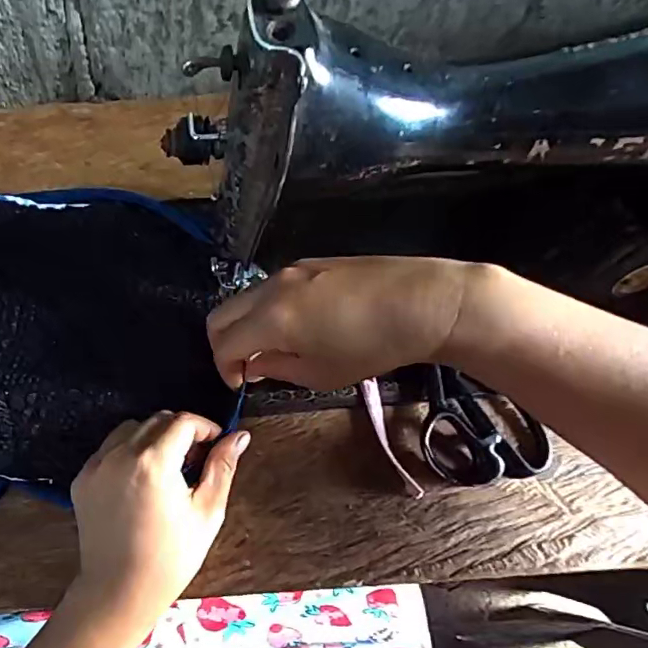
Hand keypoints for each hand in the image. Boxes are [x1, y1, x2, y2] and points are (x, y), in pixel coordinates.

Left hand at [68, 412, 250, 617]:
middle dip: (180, 432)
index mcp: (153, 462)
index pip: (183, 422)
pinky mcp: (82, 479)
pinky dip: (127, 453)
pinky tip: (141, 481)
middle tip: (195, 460)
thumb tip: (240, 437)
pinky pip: (108, 450)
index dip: (205, 427)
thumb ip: (222, 467)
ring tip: (168, 470)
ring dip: (152, 438)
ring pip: (129, 429)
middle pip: (156, 420)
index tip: (215, 443)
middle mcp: (119, 456)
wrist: (118, 590)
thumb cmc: (170, 558)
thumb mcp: (206, 512)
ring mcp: (96, 466)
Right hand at [206, 256, 489, 389]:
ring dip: (245, 325)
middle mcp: (271, 288)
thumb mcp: (321, 373)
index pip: (223, 344)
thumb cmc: (373, 346)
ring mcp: (290, 271)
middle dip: (223, 344)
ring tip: (274, 347)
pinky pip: (269, 288)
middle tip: (246, 366)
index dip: (224, 369)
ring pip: (243, 299)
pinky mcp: (311, 263)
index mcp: (271, 319)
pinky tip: (297, 325)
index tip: (241, 384)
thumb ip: (276, 368)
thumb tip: (253, 364)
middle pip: (220, 316)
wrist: (426, 302)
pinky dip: (265, 310)